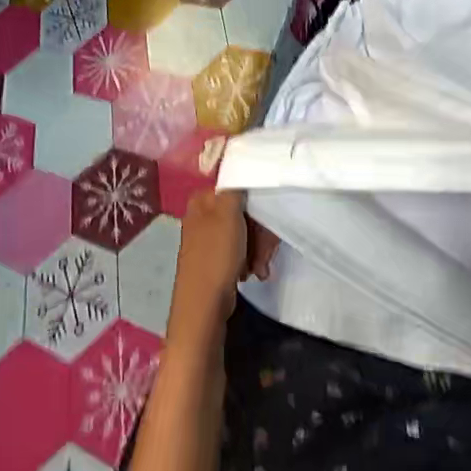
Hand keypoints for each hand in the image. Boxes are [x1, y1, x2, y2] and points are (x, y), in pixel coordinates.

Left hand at [168, 190, 253, 341]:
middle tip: (266, 251)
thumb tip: (235, 167)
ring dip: (257, 249)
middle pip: (243, 212)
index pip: (236, 189)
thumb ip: (233, 188)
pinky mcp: (216, 258)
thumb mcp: (227, 214)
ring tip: (259, 267)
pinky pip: (240, 250)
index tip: (268, 221)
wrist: (204, 303)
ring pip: (245, 232)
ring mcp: (209, 238)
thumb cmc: (216, 254)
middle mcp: (203, 215)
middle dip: (259, 232)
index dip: (255, 205)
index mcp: (202, 200)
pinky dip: (249, 260)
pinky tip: (253, 273)